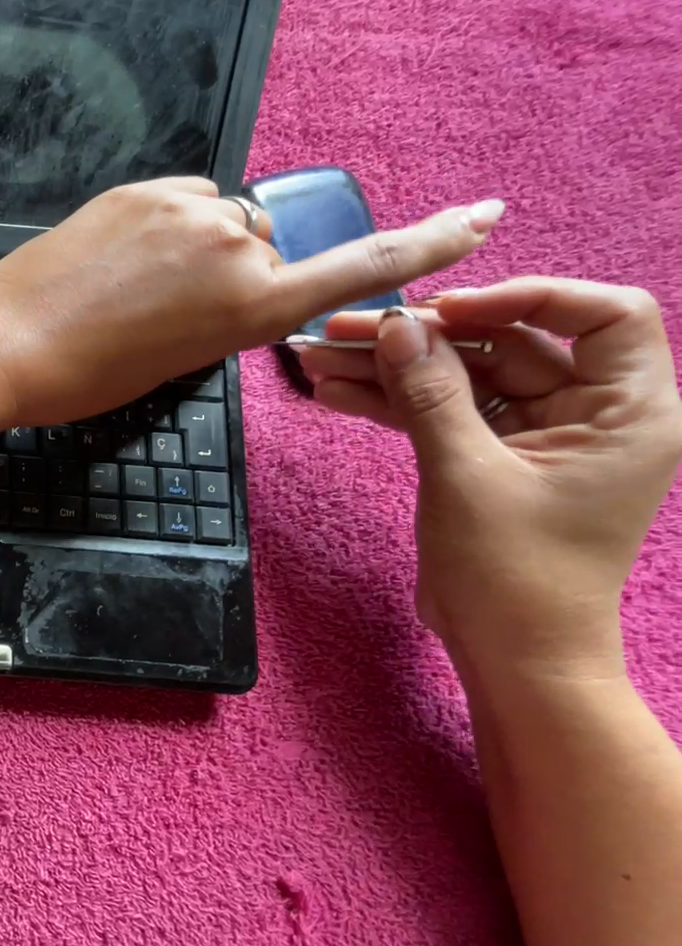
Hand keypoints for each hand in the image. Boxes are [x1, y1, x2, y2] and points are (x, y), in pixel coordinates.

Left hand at [0, 176, 506, 423]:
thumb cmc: (76, 378)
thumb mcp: (168, 369)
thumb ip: (219, 326)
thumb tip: (228, 296)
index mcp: (249, 308)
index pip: (359, 268)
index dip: (426, 245)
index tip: (478, 217)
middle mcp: (234, 249)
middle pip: (267, 249)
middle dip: (234, 274)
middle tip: (164, 309)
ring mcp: (187, 211)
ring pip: (221, 222)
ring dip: (196, 248)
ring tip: (131, 286)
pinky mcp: (143, 191)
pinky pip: (180, 201)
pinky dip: (165, 225)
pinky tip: (120, 258)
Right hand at [301, 279, 681, 683]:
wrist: (507, 646)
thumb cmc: (514, 568)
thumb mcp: (467, 474)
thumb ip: (432, 396)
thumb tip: (397, 329)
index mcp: (626, 410)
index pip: (600, 316)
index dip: (524, 298)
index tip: (440, 310)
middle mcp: (587, 412)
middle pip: (507, 346)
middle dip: (423, 337)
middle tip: (343, 330)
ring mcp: (531, 436)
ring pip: (460, 379)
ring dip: (391, 369)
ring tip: (318, 359)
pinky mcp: (486, 458)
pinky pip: (438, 414)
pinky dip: (390, 403)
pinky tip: (335, 392)